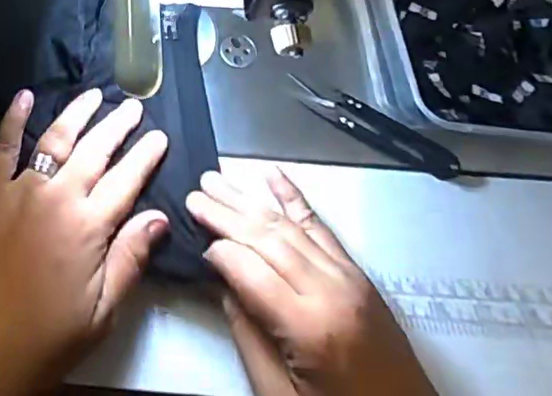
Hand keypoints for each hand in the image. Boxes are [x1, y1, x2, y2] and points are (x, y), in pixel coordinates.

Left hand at [0, 89, 169, 395]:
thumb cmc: (44, 340)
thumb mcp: (101, 313)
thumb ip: (131, 259)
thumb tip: (161, 216)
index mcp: (89, 226)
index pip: (127, 178)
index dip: (147, 155)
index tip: (161, 136)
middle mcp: (58, 197)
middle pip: (96, 149)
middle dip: (119, 125)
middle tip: (135, 106)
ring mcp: (21, 190)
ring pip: (56, 138)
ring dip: (79, 113)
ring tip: (96, 94)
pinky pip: (4, 147)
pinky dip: (14, 119)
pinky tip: (25, 96)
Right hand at [187, 166, 436, 395]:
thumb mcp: (283, 395)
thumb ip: (251, 338)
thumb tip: (225, 287)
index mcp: (309, 326)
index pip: (251, 271)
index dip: (219, 253)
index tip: (195, 241)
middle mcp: (329, 288)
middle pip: (267, 237)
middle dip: (227, 213)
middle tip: (195, 194)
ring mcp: (346, 274)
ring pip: (289, 224)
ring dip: (250, 199)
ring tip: (219, 181)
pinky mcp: (356, 271)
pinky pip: (320, 225)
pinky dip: (294, 197)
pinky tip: (274, 176)